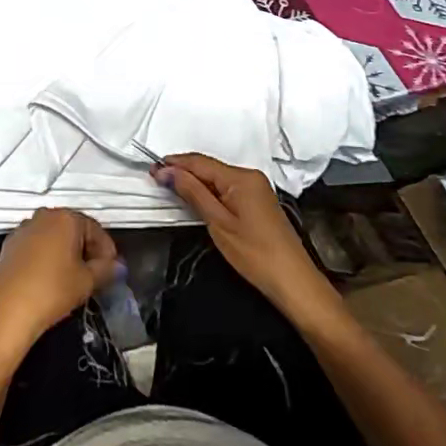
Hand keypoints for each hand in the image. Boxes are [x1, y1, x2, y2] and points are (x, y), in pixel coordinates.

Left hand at [0, 208, 117, 350]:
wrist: (12, 308)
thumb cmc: (53, 290)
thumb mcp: (88, 281)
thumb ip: (106, 269)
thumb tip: (116, 266)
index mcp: (65, 218)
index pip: (94, 228)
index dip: (107, 249)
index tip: (112, 267)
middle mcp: (43, 216)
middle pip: (73, 228)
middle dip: (87, 247)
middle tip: (96, 271)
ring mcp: (24, 228)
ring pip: (53, 235)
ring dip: (66, 250)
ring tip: (74, 275)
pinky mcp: (11, 243)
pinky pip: (36, 243)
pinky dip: (47, 254)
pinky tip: (51, 275)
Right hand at [154, 154, 339, 321]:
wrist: (294, 282)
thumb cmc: (254, 253)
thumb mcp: (218, 223)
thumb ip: (192, 193)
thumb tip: (167, 170)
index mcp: (241, 177)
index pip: (199, 162)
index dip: (174, 164)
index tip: (150, 170)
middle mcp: (249, 176)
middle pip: (208, 167)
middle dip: (182, 171)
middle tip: (155, 179)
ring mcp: (256, 188)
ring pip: (216, 177)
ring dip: (193, 181)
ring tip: (169, 187)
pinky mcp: (257, 201)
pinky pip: (226, 187)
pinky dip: (208, 190)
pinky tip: (195, 197)